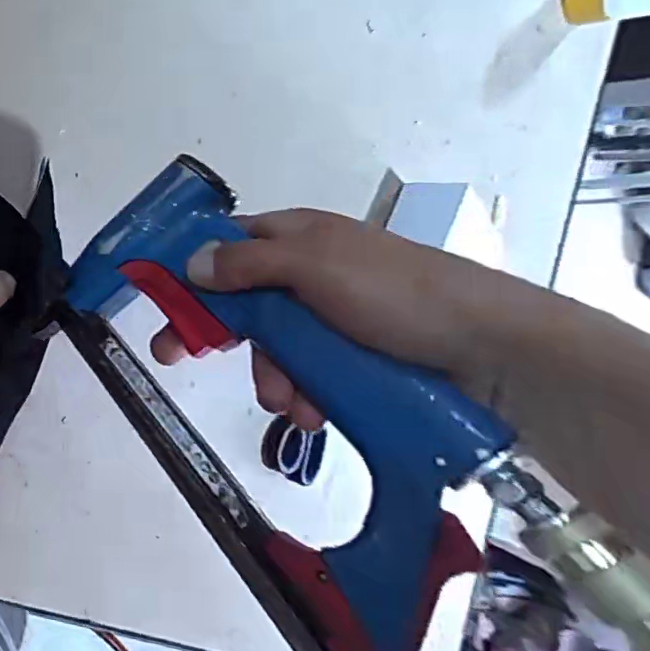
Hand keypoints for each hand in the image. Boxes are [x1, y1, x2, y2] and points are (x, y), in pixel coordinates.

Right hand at [148, 209, 541, 425]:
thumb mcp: (315, 266)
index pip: (228, 243)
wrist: (489, 348)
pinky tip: (314, 413)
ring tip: (291, 404)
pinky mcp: (351, 357)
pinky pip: (307, 374)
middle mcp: (309, 271)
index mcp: (298, 236)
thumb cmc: (394, 292)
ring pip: (274, 345)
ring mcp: (331, 316)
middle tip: (177, 358)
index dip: (191, 267)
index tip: (161, 298)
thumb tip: (192, 262)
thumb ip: (249, 265)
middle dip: (222, 334)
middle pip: (243, 300)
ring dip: (272, 375)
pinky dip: (303, 394)